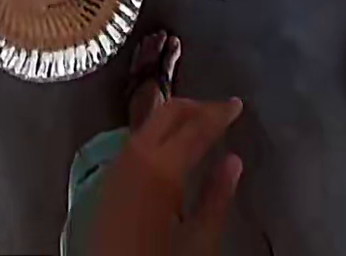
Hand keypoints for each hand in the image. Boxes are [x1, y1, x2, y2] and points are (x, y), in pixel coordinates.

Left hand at [88, 97, 244, 255]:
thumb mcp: (198, 243)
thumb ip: (216, 198)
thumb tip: (233, 161)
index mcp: (160, 166)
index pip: (195, 126)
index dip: (218, 113)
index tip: (237, 104)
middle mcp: (135, 153)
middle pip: (168, 111)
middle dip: (196, 106)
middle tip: (221, 111)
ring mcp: (118, 161)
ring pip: (151, 121)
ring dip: (177, 117)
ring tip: (201, 125)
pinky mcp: (109, 175)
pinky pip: (138, 137)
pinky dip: (160, 131)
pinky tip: (173, 146)